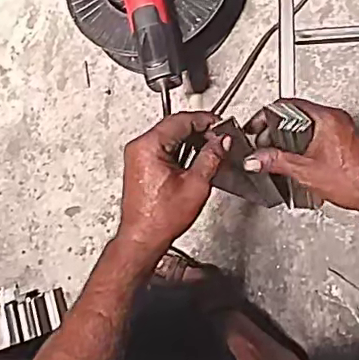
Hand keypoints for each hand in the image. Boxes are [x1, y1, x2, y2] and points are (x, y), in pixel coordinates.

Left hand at [116, 112, 231, 256]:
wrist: (143, 238)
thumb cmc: (160, 219)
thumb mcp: (195, 184)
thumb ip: (211, 157)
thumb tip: (221, 141)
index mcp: (149, 146)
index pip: (180, 120)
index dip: (205, 120)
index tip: (219, 124)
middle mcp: (139, 147)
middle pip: (174, 125)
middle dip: (199, 130)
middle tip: (219, 137)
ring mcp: (137, 156)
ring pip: (169, 136)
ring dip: (191, 140)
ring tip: (210, 150)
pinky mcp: (140, 165)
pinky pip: (163, 148)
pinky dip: (181, 149)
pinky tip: (195, 160)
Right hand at [243, 100, 358, 216]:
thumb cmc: (354, 181)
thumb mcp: (305, 171)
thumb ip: (276, 161)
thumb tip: (256, 158)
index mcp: (327, 118)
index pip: (288, 104)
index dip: (266, 115)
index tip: (256, 126)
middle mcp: (338, 119)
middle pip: (298, 113)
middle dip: (278, 128)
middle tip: (266, 142)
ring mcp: (345, 129)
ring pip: (310, 125)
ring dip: (293, 137)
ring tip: (283, 153)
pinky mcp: (349, 141)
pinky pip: (322, 134)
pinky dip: (308, 143)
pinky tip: (304, 161)